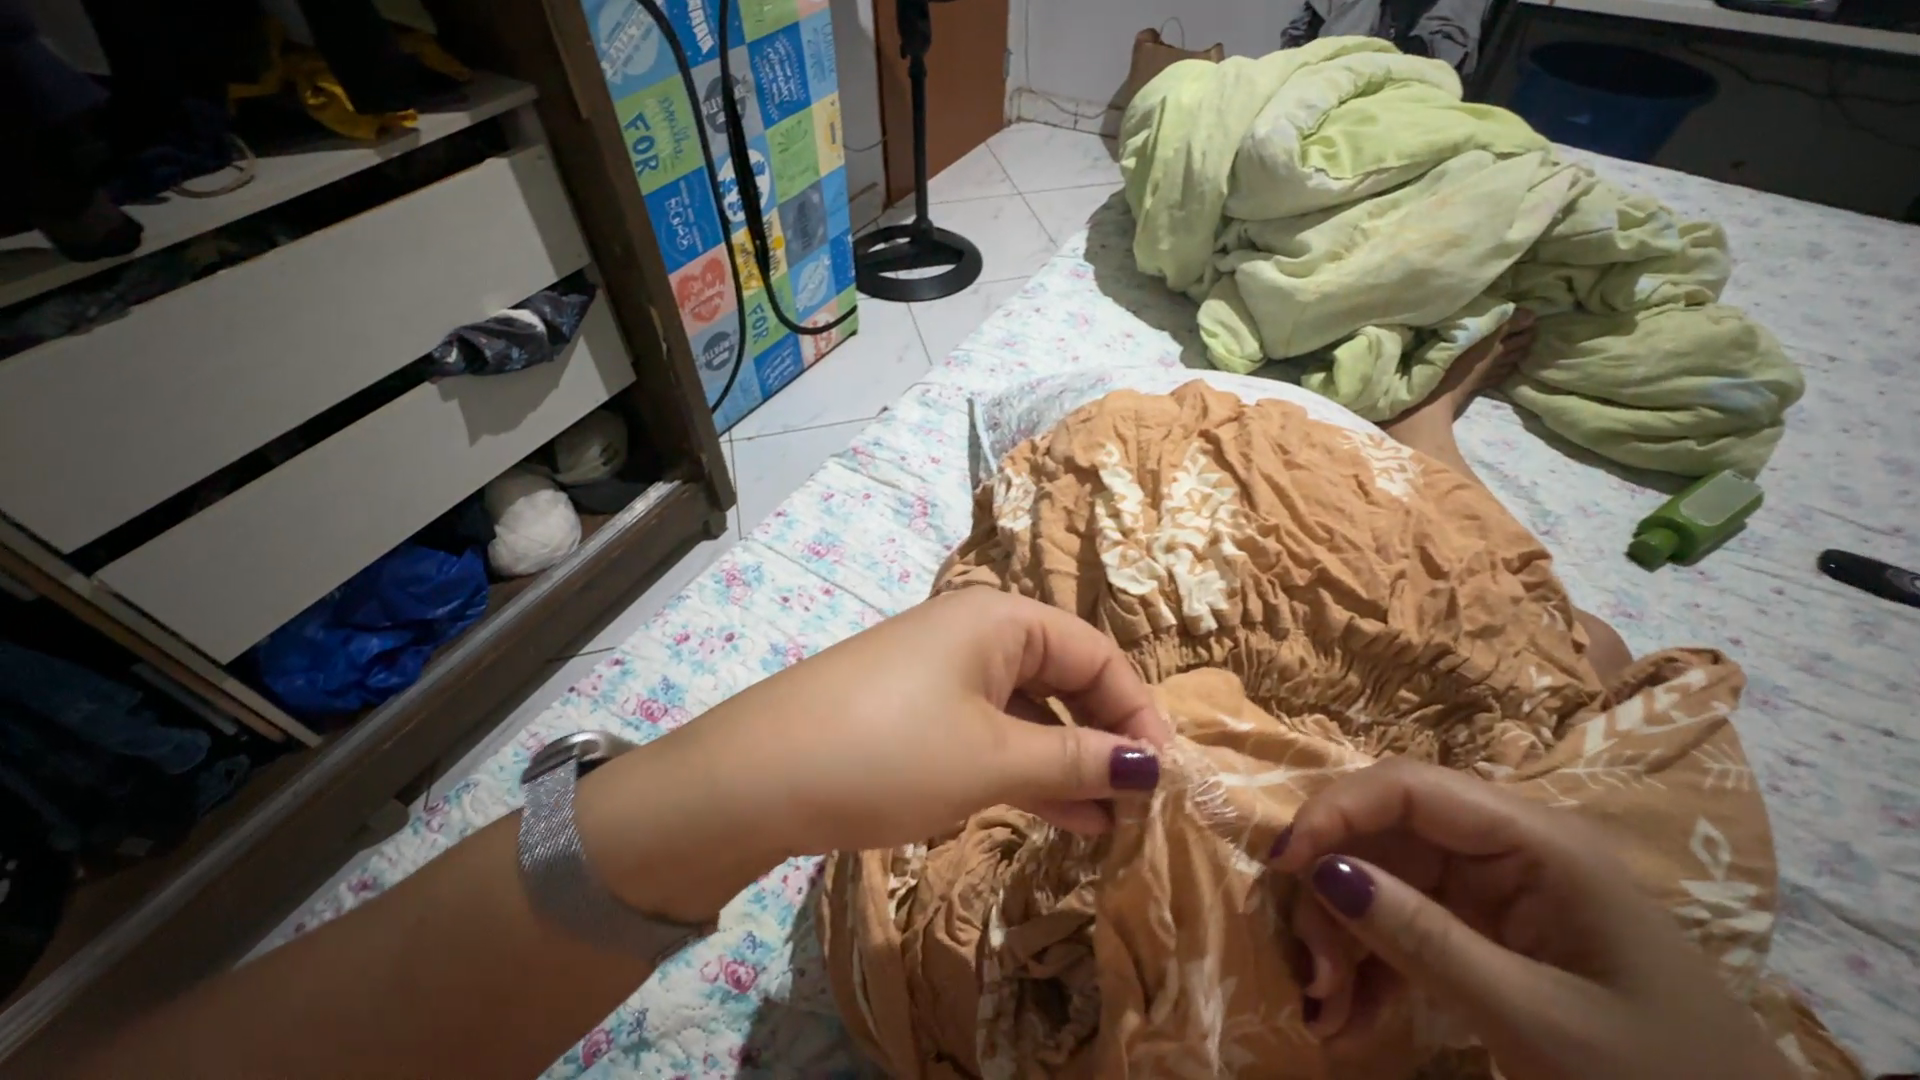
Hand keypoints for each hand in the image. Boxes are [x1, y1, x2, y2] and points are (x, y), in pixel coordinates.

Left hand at [576, 589, 1169, 921]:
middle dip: (1104, 738)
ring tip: (1107, 820)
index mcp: (1001, 619)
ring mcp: (940, 672)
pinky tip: (1056, 813)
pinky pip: (989, 730)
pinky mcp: (914, 710)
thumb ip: (1078, 760)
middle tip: (1139, 803)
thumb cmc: (891, 753)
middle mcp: (974, 632)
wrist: (755, 778)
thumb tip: (1153, 767)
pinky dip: (1023, 767)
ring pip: (1027, 709)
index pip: (1099, 655)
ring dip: (1068, 760)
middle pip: (1065, 677)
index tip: (1167, 777)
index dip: (1138, 713)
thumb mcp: (995, 760)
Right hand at [1269, 760, 1796, 1079]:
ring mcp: (1495, 893)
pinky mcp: (1487, 934)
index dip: (1334, 811)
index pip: (1409, 787)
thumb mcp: (1534, 1017)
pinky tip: (1351, 1019)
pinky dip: (1369, 970)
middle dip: (1332, 895)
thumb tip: (1319, 870)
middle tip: (1310, 972)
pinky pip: (1403, 929)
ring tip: (1326, 1011)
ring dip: (1342, 942)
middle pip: (1385, 836)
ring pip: (1382, 883)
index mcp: (1538, 841)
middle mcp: (1508, 850)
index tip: (1278, 864)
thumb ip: (1421, 938)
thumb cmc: (1655, 1078)